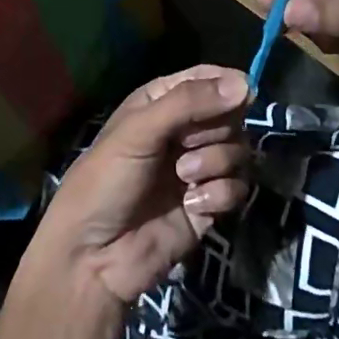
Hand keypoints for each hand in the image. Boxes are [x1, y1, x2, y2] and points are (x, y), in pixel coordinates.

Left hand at [35, 65, 250, 303]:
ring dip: (216, 161)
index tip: (242, 94)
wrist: (93, 259)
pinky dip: (220, 194)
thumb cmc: (106, 181)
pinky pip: (237, 186)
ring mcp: (198, 167)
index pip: (207, 79)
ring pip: (238, 148)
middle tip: (187, 146)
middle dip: (214, 130)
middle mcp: (184, 130)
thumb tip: (245, 84)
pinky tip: (194, 206)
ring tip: (185, 179)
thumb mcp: (139, 131)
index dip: (226, 85)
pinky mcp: (208, 203)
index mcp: (162, 102)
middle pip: (229, 114)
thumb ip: (189, 103)